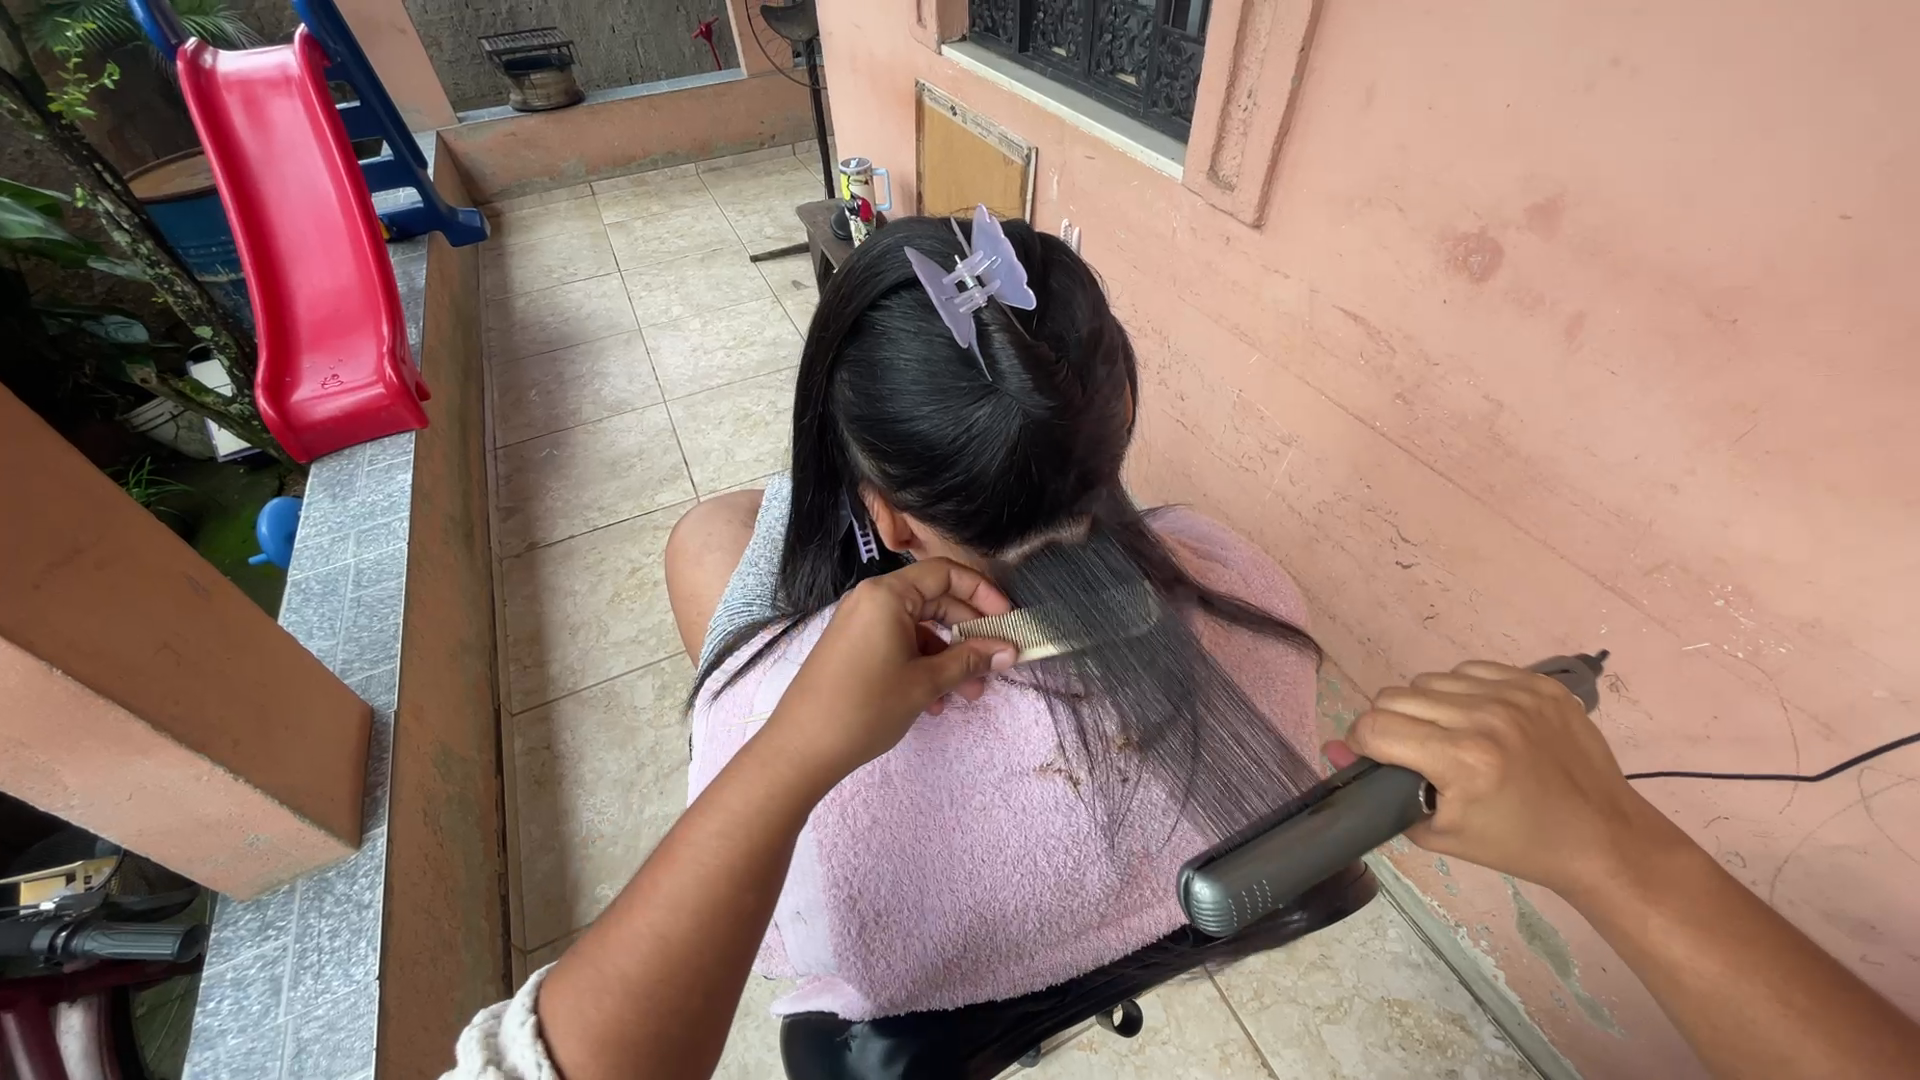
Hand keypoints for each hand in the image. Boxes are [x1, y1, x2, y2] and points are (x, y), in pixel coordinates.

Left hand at [760, 558, 1017, 787]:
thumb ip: (969, 660)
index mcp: (887, 595)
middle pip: (935, 600)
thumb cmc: (865, 707)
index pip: (946, 573)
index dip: (983, 592)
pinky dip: (923, 665)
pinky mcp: (855, 647)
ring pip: (920, 628)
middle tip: (996, 661)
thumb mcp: (925, 683)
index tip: (1008, 619)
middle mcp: (872, 599)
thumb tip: (1008, 650)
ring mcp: (861, 623)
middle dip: (969, 633)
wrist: (801, 748)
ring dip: (949, 657)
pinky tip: (935, 702)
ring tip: (968, 694)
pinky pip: (899, 644)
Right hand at [1326, 661, 1678, 899]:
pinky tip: (1479, 720)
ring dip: (1424, 707)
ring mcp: (1515, 695)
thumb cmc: (1516, 844)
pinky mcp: (1538, 684)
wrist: (1606, 840)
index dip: (1362, 745)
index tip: (1374, 761)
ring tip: (1448, 736)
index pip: (1372, 727)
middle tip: (1413, 753)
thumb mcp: (1435, 830)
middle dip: (1390, 725)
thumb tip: (1331, 749)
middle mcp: (1485, 718)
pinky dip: (1460, 692)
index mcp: (1461, 759)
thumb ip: (1376, 788)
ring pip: (1426, 681)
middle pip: (1392, 698)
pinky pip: (1467, 670)